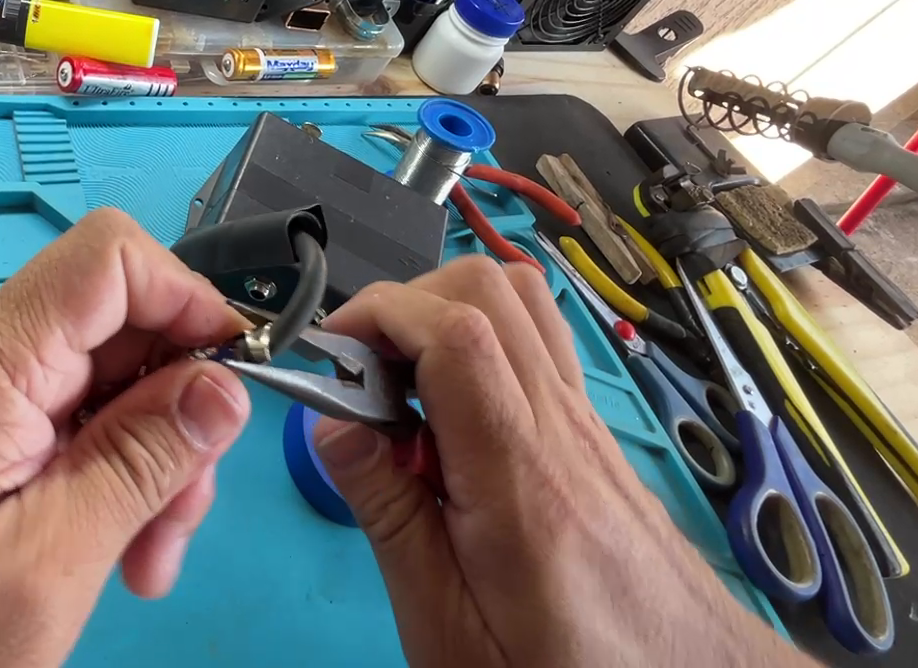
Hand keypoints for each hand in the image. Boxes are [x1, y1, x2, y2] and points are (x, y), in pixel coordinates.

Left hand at [0, 209, 251, 667]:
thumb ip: (138, 465)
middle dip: (176, 405)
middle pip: (122, 322)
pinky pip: (70, 428)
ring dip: (149, 456)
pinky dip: (107, 479)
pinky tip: (111, 554)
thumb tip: (225, 385)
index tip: (230, 383)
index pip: (110, 256)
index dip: (186, 296)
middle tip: (179, 518)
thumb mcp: (40, 570)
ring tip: (146, 559)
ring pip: (107, 381)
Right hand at [312, 256, 812, 667]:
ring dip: (445, 302)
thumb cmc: (559, 667)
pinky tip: (454, 391)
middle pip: (487, 287)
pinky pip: (536, 332)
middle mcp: (556, 420)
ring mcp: (580, 413)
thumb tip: (330, 421)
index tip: (335, 352)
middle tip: (366, 365)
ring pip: (519, 293)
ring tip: (407, 368)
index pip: (455, 332)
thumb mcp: (448, 626)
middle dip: (406, 301)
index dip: (381, 314)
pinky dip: (481, 325)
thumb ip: (387, 513)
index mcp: (516, 472)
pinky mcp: (587, 420)